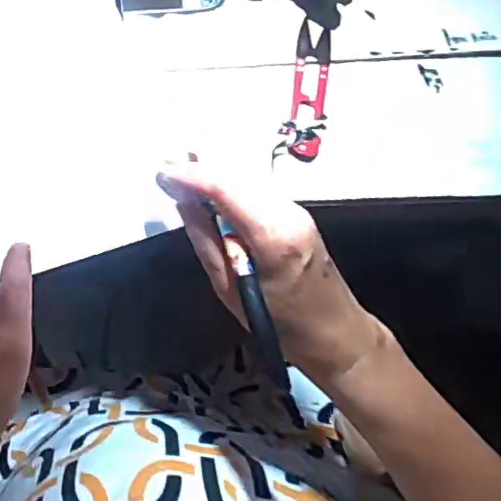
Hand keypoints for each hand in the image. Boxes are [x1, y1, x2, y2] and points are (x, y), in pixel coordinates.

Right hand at [157, 160, 395, 390]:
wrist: (334, 333)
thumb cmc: (281, 324)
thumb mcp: (229, 288)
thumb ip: (205, 239)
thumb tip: (184, 202)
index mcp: (274, 236)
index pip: (227, 187)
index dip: (192, 175)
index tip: (165, 172)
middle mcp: (289, 213)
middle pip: (236, 174)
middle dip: (201, 167)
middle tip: (170, 172)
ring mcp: (295, 208)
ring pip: (246, 175)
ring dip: (214, 174)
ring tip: (185, 182)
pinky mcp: (294, 210)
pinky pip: (253, 186)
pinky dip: (229, 184)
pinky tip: (212, 194)